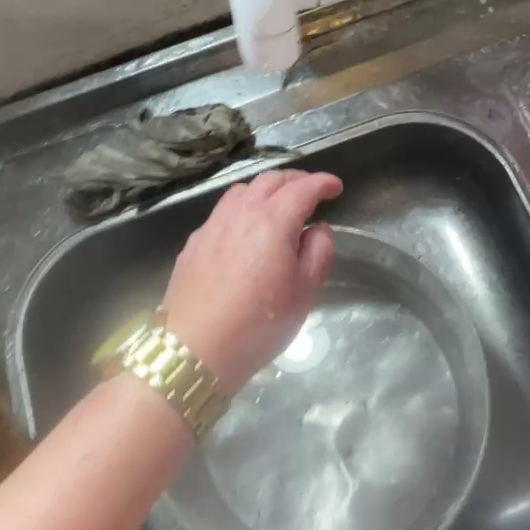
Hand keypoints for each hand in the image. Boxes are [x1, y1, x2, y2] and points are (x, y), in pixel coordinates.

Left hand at [162, 170, 343, 392]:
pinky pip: (222, 212)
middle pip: (270, 181)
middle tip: (312, 191)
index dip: (323, 183)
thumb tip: (317, 229)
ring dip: (265, 190)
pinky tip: (245, 231)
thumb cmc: (259, 324)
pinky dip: (242, 209)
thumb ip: (318, 252)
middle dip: (295, 180)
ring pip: (241, 191)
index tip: (336, 187)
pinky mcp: (194, 244)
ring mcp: (212, 227)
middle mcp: (240, 214)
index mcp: (273, 221)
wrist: (195, 349)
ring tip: (278, 205)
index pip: (302, 189)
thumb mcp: (304, 292)